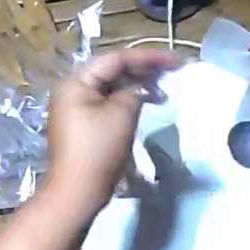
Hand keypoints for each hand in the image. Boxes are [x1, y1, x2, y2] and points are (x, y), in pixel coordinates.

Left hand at [42, 48, 181, 214]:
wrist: (78, 192)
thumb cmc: (98, 150)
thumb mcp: (122, 114)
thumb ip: (134, 92)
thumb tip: (138, 89)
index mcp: (76, 82)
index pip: (116, 59)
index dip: (148, 57)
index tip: (176, 61)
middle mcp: (73, 91)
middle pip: (112, 71)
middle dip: (143, 70)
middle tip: (172, 72)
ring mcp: (76, 109)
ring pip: (111, 88)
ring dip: (137, 86)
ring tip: (162, 91)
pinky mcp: (84, 126)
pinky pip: (108, 104)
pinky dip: (127, 102)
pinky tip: (145, 105)